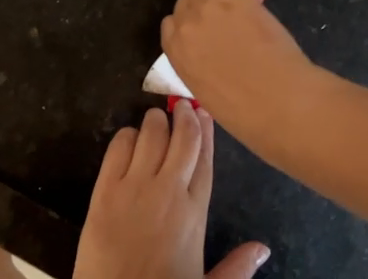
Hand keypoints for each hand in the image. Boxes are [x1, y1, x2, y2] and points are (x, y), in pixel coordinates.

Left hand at [74, 105, 268, 278]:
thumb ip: (237, 267)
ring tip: (157, 121)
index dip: (205, 130)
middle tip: (181, 106)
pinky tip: (130, 139)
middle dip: (183, 115)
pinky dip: (127, 136)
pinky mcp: (104, 189)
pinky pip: (118, 146)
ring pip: (151, 133)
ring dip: (156, 122)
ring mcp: (134, 187)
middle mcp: (168, 190)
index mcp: (195, 212)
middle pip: (182, 137)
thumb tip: (263, 248)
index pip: (205, 158)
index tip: (204, 111)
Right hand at [161, 0, 314, 134]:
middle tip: (229, 17)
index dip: (191, 25)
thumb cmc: (254, 114)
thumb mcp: (211, 95)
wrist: (284, 107)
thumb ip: (201, 66)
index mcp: (177, 58)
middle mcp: (184, 29)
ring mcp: (205, 8)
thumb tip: (211, 52)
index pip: (171, 25)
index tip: (210, 30)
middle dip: (203, 5)